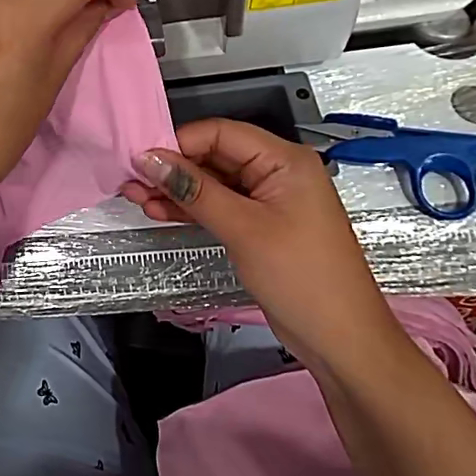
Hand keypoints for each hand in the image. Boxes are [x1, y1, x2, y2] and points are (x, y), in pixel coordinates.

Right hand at [129, 121, 475, 475]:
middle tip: (132, 181)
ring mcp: (269, 199)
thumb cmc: (300, 277)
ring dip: (178, 191)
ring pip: (213, 182)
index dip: (179, 143)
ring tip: (136, 198)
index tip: (140, 159)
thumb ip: (194, 190)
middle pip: (215, 156)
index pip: (221, 133)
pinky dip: (192, 209)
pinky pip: (221, 205)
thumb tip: (149, 159)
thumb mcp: (243, 229)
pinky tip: (160, 212)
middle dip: (174, 169)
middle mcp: (277, 171)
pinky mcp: (261, 225)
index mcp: (284, 159)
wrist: (342, 342)